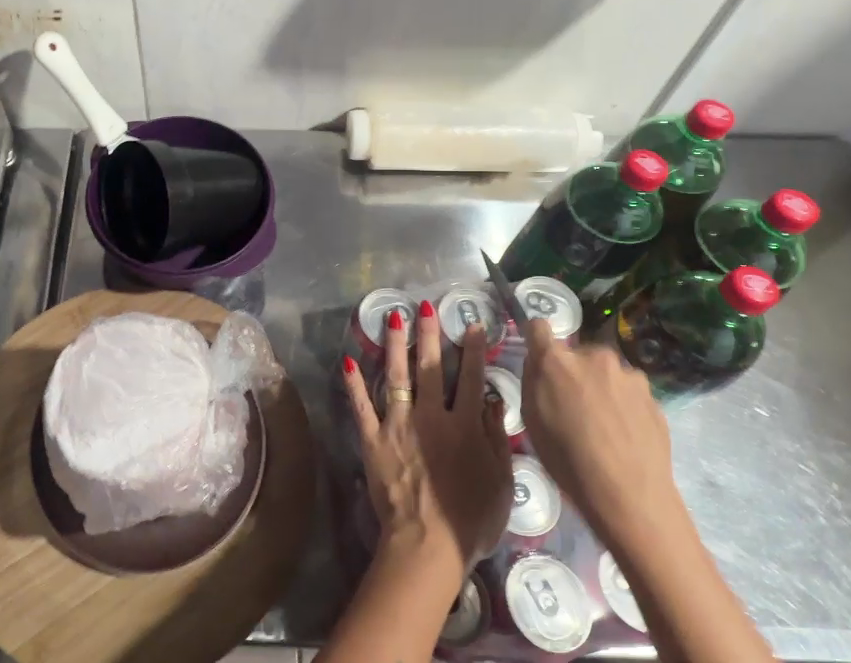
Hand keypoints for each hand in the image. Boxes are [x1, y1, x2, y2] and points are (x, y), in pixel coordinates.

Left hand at [340, 301, 510, 577]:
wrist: (428, 544)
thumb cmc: (471, 519)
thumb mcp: (502, 482)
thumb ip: (498, 438)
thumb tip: (494, 400)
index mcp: (465, 426)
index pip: (471, 378)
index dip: (472, 349)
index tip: (470, 323)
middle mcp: (431, 416)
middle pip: (430, 367)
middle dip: (428, 333)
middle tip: (424, 305)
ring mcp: (398, 425)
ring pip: (396, 376)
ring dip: (394, 345)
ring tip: (391, 317)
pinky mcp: (373, 440)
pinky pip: (362, 408)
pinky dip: (354, 385)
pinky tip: (348, 362)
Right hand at [518, 318, 684, 550]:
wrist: (628, 493)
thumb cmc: (567, 458)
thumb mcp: (532, 420)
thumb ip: (534, 380)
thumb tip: (539, 362)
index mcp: (556, 360)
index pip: (539, 327)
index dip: (537, 339)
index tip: (539, 357)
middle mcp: (594, 356)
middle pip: (578, 353)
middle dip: (575, 370)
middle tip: (575, 405)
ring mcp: (628, 374)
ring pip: (607, 372)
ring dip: (602, 386)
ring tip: (604, 425)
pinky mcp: (653, 395)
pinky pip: (629, 391)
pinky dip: (623, 404)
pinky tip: (624, 434)